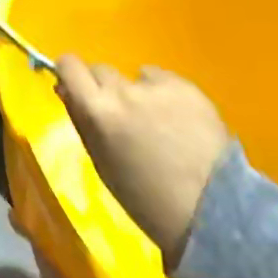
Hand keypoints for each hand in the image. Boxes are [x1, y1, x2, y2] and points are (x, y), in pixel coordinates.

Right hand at [56, 57, 229, 268]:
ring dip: (137, 92)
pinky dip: (165, 95)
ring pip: (135, 76)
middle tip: (120, 117)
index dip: (69, 73)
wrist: (211, 212)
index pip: (70, 66)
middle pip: (101, 70)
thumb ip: (83, 122)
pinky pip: (164, 80)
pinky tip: (179, 122)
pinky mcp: (186, 85)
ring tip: (158, 123)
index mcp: (99, 111)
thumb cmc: (147, 200)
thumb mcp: (102, 164)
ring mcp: (158, 85)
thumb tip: (66, 91)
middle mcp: (125, 89)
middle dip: (104, 89)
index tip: (74, 86)